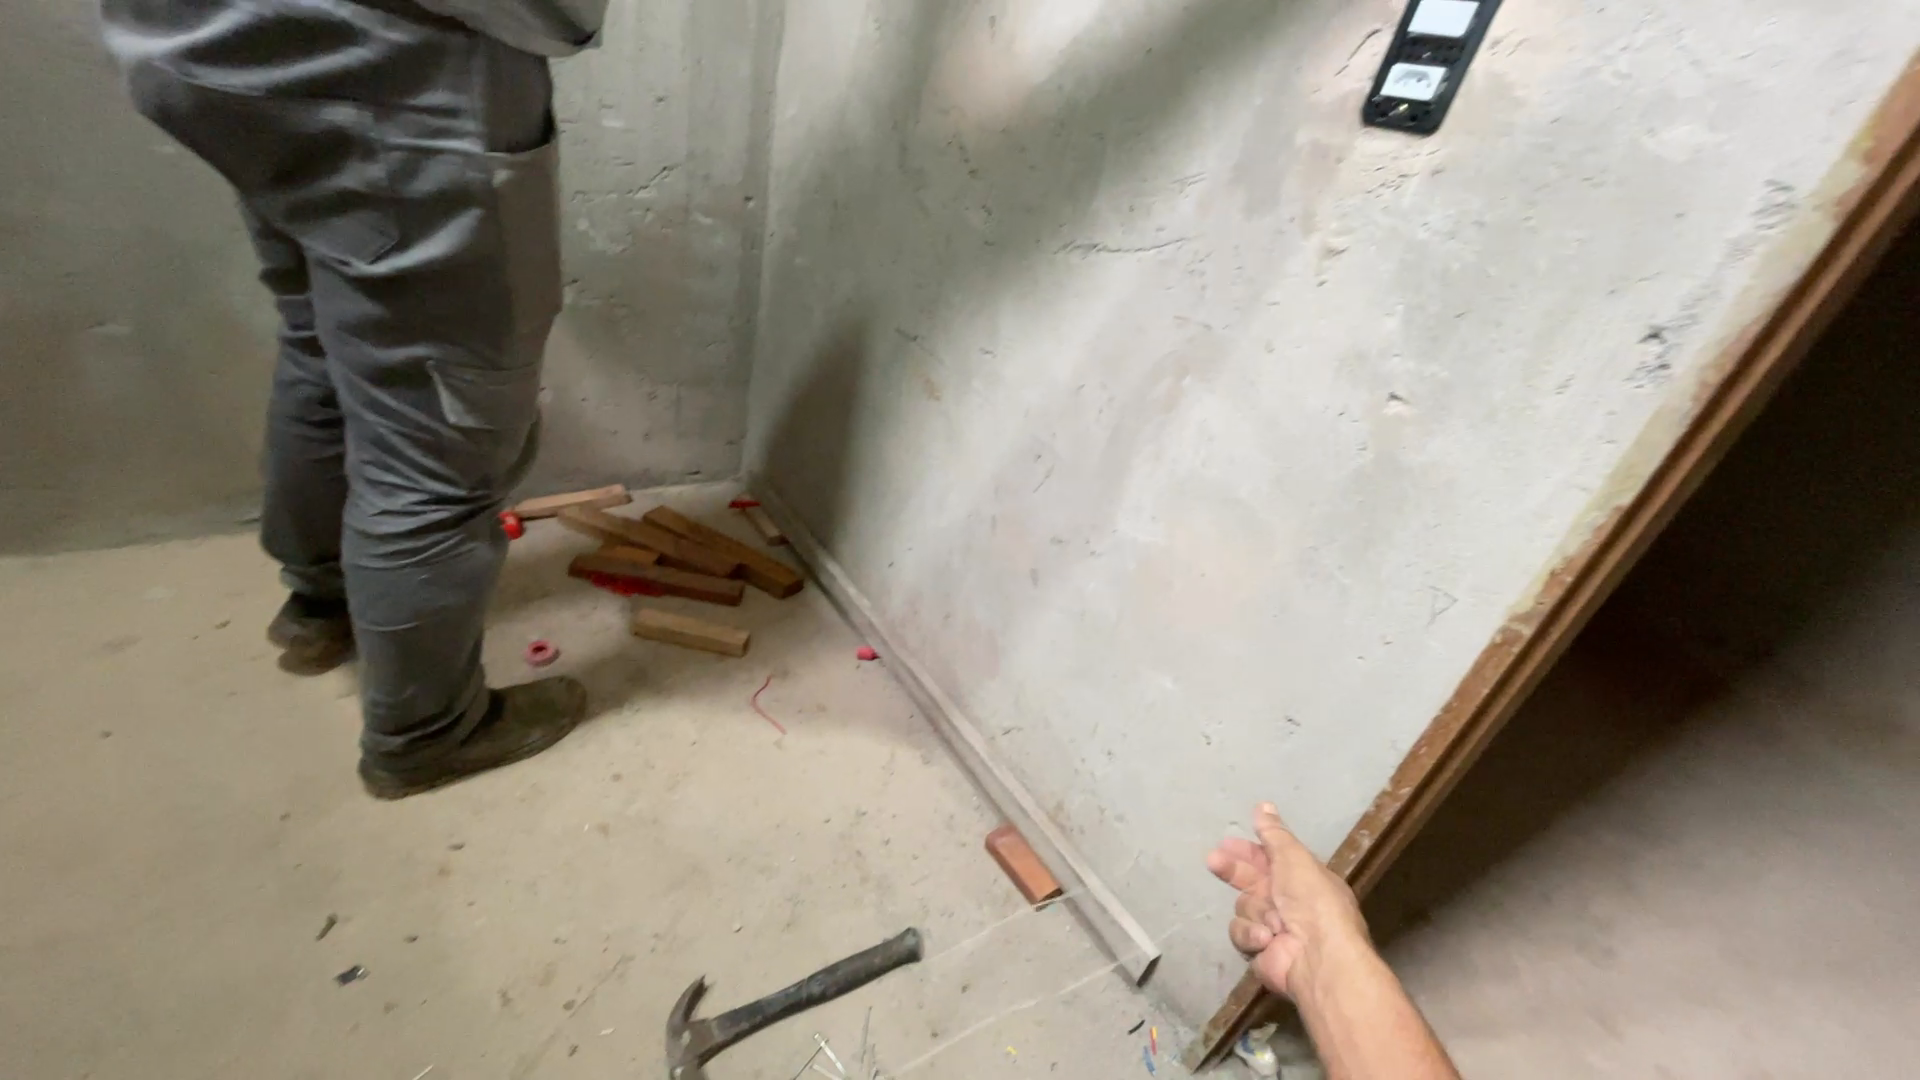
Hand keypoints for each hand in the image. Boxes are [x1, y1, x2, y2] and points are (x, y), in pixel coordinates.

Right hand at [1207, 803, 1368, 998]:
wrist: (1319, 958)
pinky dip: (1252, 935)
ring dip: (1255, 911)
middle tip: (1214, 860)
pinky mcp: (1260, 951)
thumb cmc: (1312, 902)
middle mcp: (1288, 903)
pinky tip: (1267, 939)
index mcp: (1301, 880)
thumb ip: (1274, 833)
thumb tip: (1263, 805)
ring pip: (1244, 907)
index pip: (1269, 860)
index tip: (1226, 843)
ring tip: (1272, 922)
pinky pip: (1241, 934)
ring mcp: (1273, 929)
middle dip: (1232, 871)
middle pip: (1250, 881)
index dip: (1247, 851)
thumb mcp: (1294, 858)